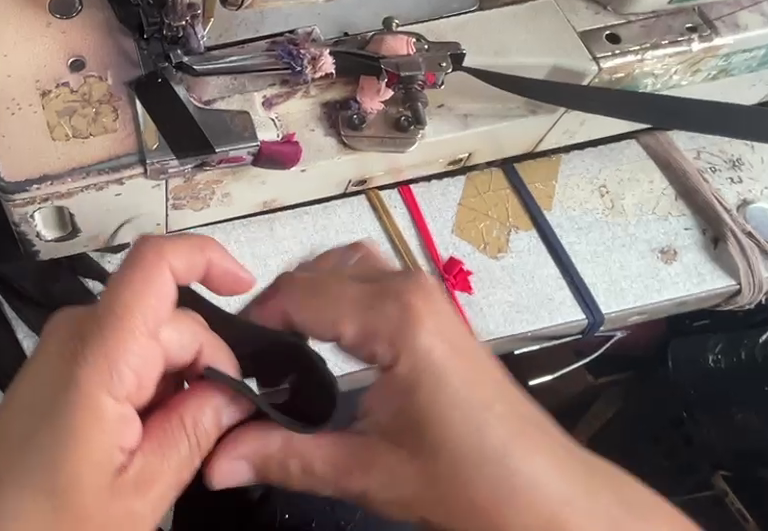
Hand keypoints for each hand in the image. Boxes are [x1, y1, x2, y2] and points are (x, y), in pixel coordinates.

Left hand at [0, 234, 257, 530]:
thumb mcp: (137, 493)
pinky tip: (148, 438)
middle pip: (168, 315)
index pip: (155, 262)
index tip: (248, 288)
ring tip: (172, 451)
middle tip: (218, 436)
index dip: (206, 257)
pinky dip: (152, 385)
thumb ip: (196, 432)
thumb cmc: (43, 524)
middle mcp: (82, 328)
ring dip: (179, 381)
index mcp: (100, 351)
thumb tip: (239, 393)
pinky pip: (126, 352)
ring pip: (151, 336)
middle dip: (206, 364)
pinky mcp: (64, 360)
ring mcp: (69, 342)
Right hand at [203, 242, 696, 530]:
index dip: (255, 321)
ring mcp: (424, 292)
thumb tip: (213, 462)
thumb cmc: (467, 485)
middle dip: (277, 306)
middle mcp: (406, 286)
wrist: (555, 502)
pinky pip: (368, 277)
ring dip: (308, 293)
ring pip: (343, 265)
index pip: (297, 294)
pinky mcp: (433, 306)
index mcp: (391, 315)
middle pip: (316, 272)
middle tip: (250, 358)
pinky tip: (325, 338)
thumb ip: (285, 457)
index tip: (225, 358)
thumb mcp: (368, 472)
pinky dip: (337, 293)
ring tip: (282, 343)